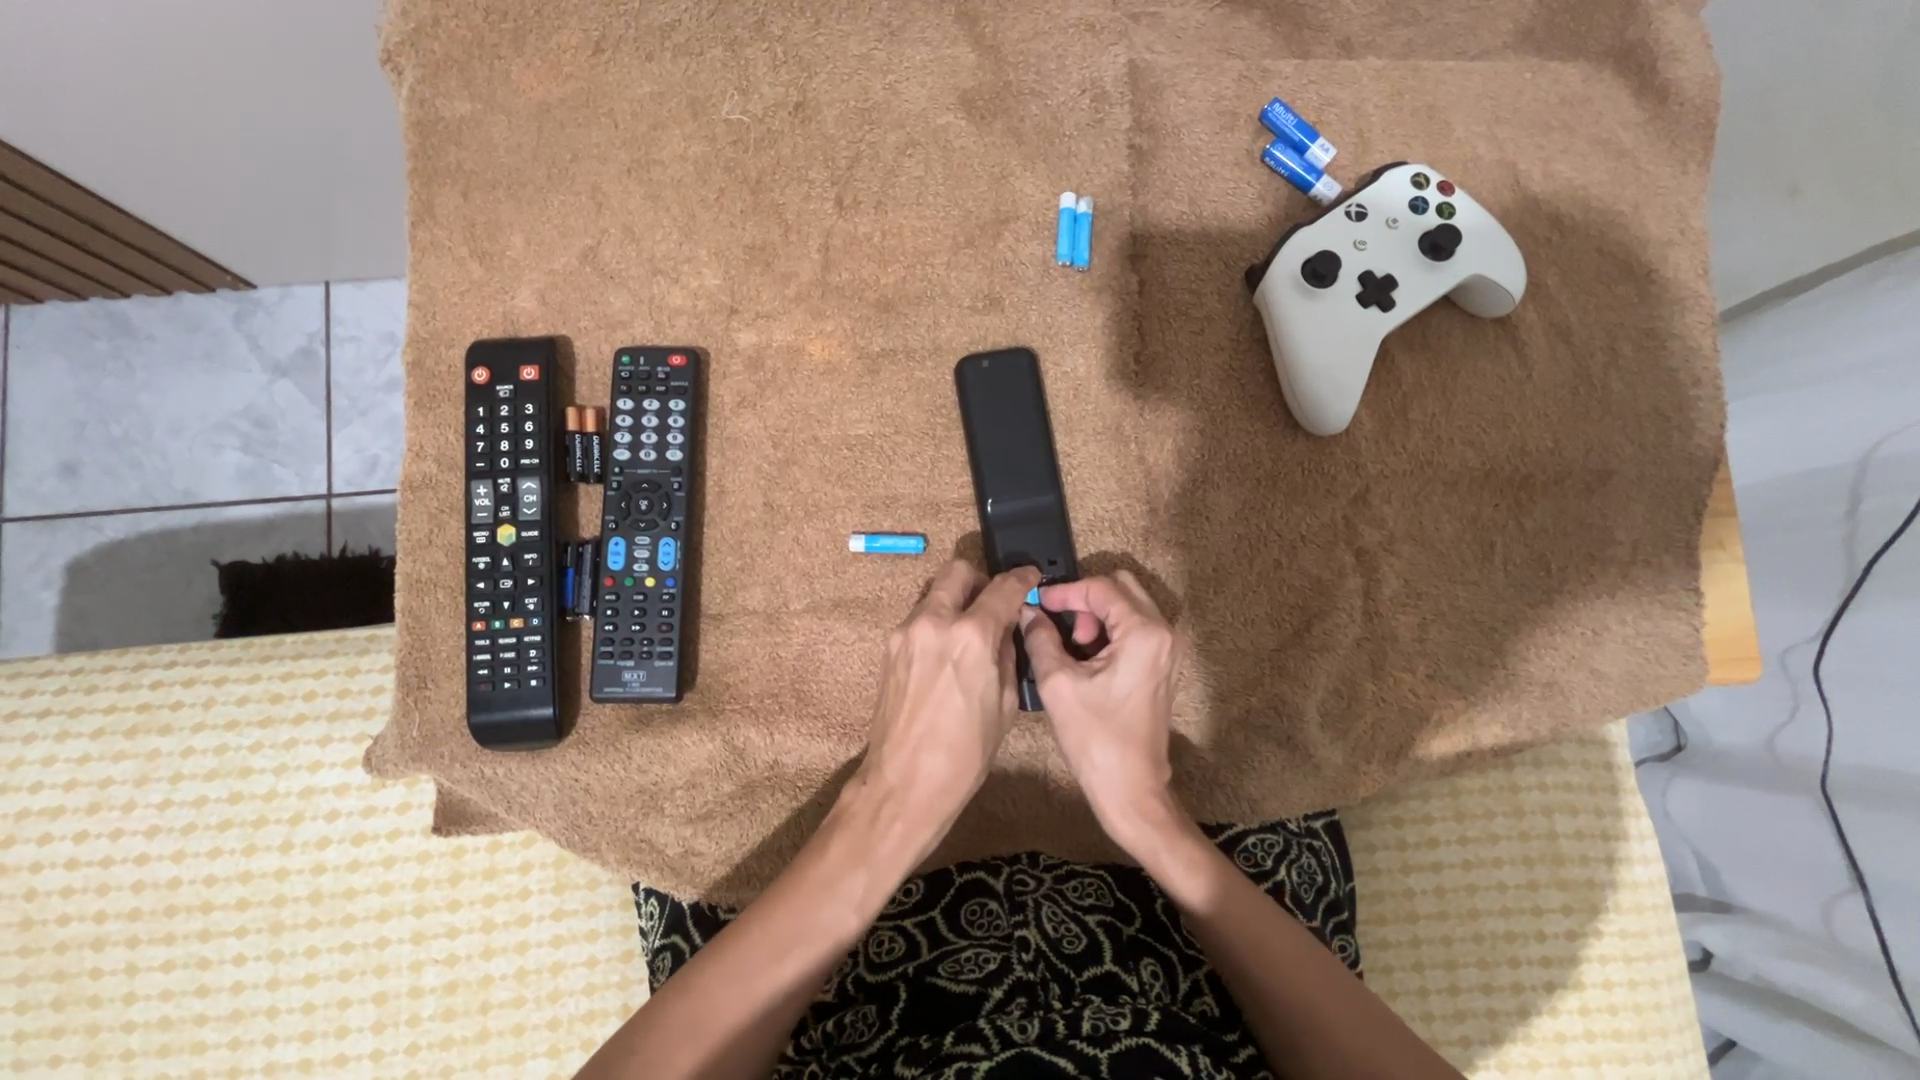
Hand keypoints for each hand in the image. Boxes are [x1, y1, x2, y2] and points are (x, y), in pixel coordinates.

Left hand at [851, 561, 1041, 849]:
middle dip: (982, 579)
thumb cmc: (965, 753)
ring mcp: (906, 632)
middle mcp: (935, 622)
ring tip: (972, 628)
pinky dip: (938, 619)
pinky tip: (950, 649)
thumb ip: (1008, 654)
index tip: (1031, 577)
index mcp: (971, 637)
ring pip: (935, 591)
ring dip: (956, 598)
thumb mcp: (1005, 704)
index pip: (1003, 588)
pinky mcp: (890, 647)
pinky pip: (920, 616)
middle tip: (995, 601)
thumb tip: (1007, 628)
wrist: (905, 781)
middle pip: (958, 572)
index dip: (1023, 579)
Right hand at [1020, 572, 1185, 847]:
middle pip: (1121, 589)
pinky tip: (1085, 659)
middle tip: (1059, 625)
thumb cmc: (1096, 739)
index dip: (1065, 591)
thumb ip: (1041, 639)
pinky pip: (1135, 629)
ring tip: (1070, 648)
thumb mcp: (1058, 684)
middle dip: (1085, 600)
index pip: (1101, 588)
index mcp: (1144, 633)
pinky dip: (1108, 632)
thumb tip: (1029, 613)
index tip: (1037, 602)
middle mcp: (1164, 633)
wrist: (1131, 787)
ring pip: (1128, 607)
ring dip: (1096, 616)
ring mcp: (1167, 650)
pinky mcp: (1162, 665)